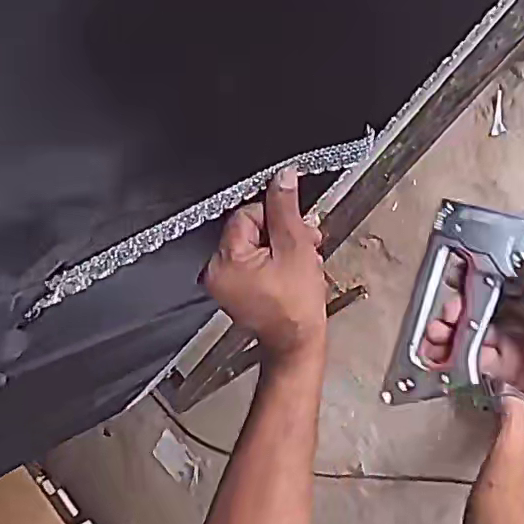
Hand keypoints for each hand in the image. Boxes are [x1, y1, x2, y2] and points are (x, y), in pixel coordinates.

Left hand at [201, 167, 326, 358]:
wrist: (297, 344)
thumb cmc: (296, 308)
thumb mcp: (296, 248)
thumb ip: (286, 210)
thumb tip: (282, 178)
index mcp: (225, 260)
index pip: (246, 214)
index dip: (276, 217)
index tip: (298, 227)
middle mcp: (216, 271)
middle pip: (250, 229)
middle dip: (283, 232)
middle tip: (308, 242)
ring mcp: (225, 282)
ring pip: (255, 245)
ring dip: (283, 246)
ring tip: (306, 260)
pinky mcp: (236, 290)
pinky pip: (254, 262)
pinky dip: (275, 262)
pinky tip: (295, 270)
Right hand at [421, 246, 523, 444]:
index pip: (509, 274)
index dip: (480, 270)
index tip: (458, 269)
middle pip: (482, 302)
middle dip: (457, 305)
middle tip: (446, 315)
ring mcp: (517, 343)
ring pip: (473, 329)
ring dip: (450, 331)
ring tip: (434, 339)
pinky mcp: (510, 370)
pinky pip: (476, 359)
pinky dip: (455, 357)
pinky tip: (442, 358)